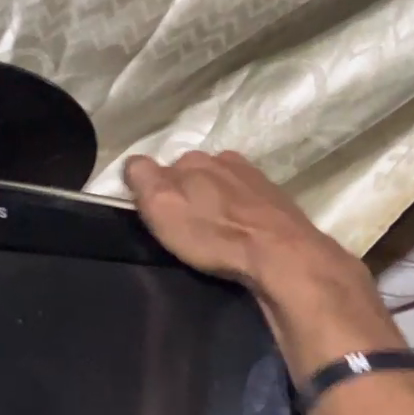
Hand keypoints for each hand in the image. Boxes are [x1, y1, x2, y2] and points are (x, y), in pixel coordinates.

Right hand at [122, 152, 402, 374]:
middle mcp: (223, 159)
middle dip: (183, 192)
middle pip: (190, 173)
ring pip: (219, 184)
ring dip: (212, 201)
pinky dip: (236, 211)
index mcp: (192, 160)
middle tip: (181, 224)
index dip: (151, 191)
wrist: (280, 255)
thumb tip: (133, 163)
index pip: (156, 168)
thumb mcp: (161, 207)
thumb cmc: (212, 234)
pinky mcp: (275, 196)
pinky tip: (237, 231)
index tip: (153, 215)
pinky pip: (244, 199)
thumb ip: (142, 179)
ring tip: (211, 229)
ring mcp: (253, 176)